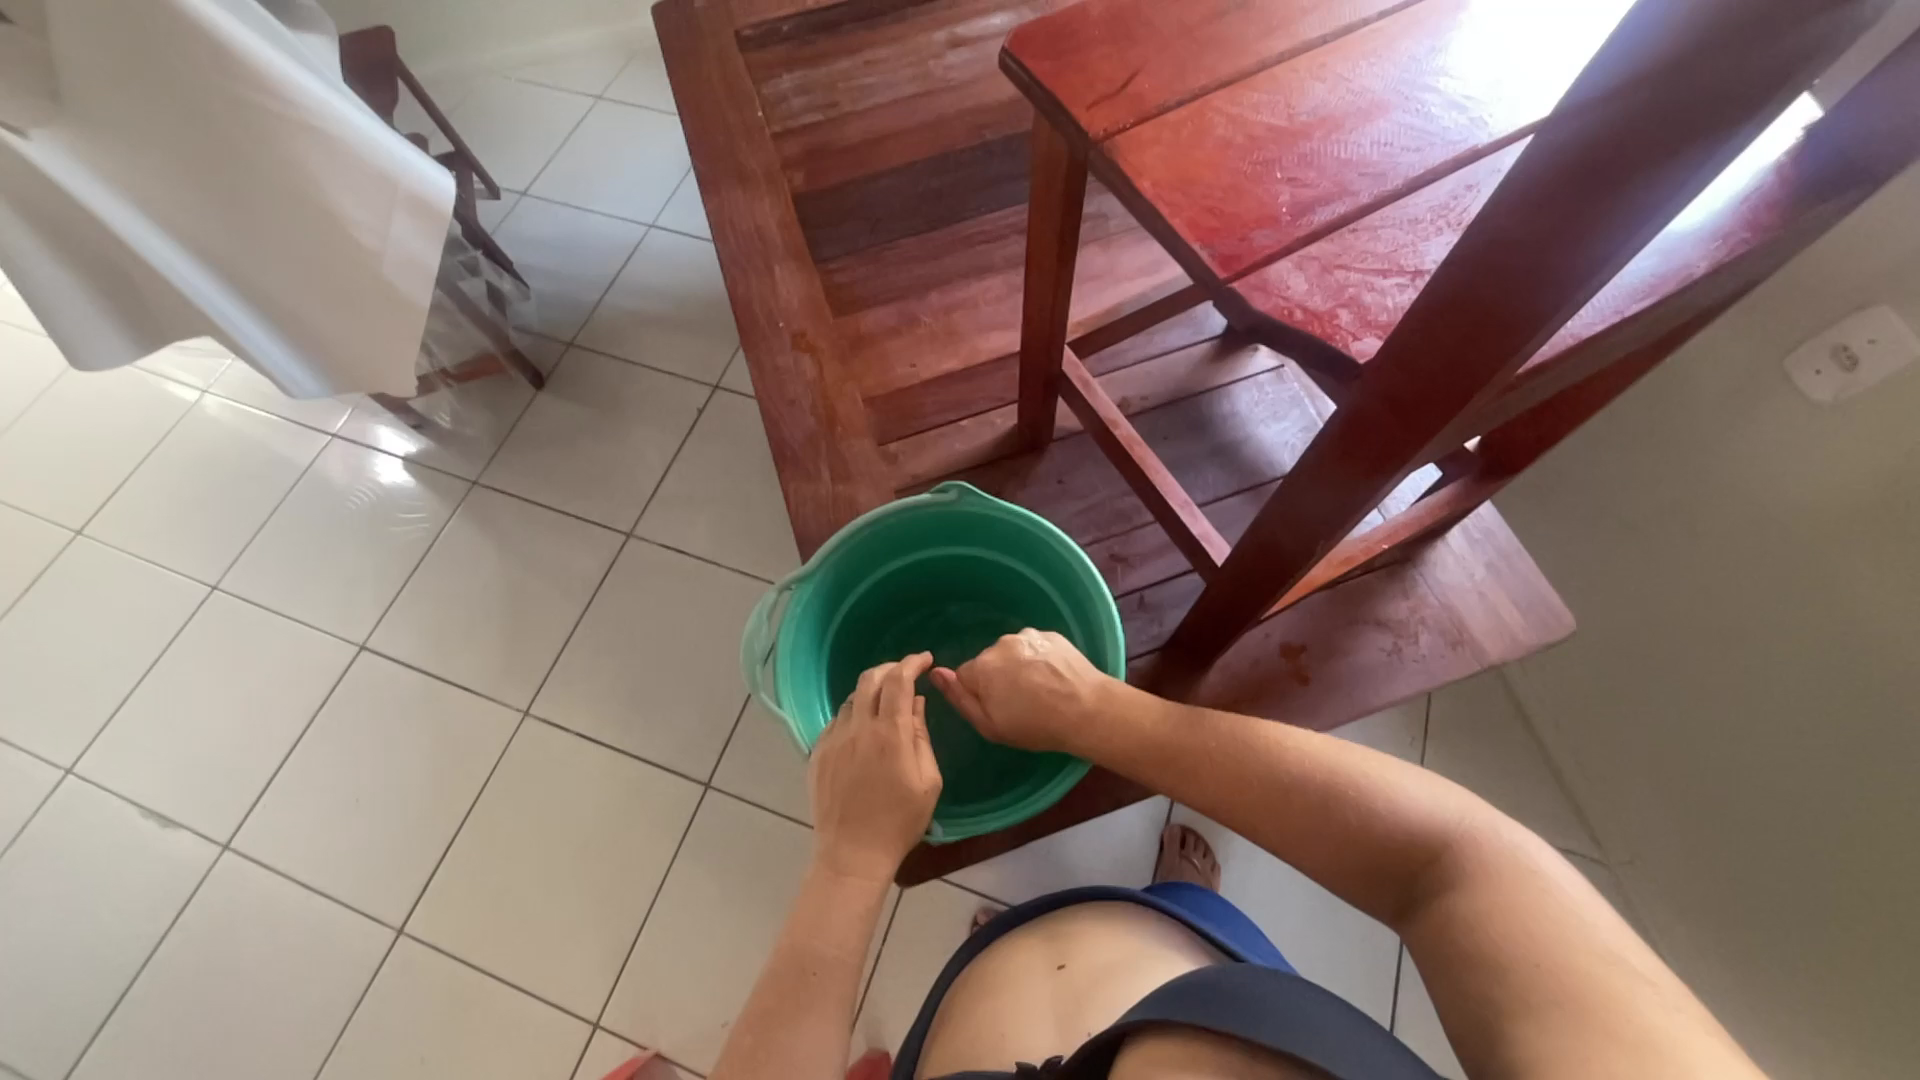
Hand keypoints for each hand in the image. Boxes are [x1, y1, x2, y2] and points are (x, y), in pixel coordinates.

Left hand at [809, 652, 941, 883]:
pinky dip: (854, 716)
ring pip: (852, 699)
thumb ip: (922, 736)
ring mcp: (834, 739)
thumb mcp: (928, 781)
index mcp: (890, 734)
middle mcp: (859, 728)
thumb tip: (917, 703)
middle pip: (870, 678)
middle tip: (906, 673)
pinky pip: (837, 721)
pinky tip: (864, 732)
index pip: (899, 680)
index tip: (925, 659)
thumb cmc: (900, 822)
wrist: (852, 854)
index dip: (912, 663)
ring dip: (871, 692)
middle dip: (891, 668)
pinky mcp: (818, 753)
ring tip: (886, 705)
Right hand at [930, 629, 1118, 754]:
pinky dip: (1039, 659)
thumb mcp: (990, 725)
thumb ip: (960, 698)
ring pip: (1012, 653)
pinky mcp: (1051, 634)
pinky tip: (1054, 677)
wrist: (1087, 710)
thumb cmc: (1036, 725)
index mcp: (982, 667)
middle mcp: (1000, 644)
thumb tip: (937, 673)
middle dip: (998, 678)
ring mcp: (1028, 636)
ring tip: (1041, 689)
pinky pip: (1035, 647)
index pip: (965, 677)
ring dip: (1019, 667)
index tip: (999, 709)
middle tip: (1021, 702)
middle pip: (989, 662)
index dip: (979, 695)